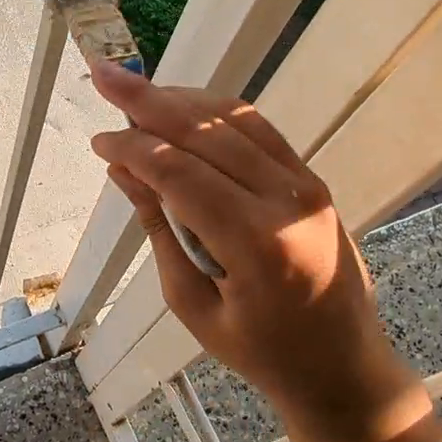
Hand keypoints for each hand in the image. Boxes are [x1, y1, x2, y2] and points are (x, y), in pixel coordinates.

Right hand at [87, 59, 407, 417]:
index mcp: (256, 245)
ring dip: (180, 99)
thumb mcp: (192, 303)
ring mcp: (305, 185)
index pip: (180, 173)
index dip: (133, 148)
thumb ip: (159, 229)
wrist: (343, 367)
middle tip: (103, 75)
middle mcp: (286, 201)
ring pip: (234, 119)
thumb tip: (123, 171)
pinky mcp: (311, 179)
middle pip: (205, 132)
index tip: (98, 141)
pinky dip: (214, 110)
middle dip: (148, 101)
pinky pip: (258, 130)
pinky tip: (181, 107)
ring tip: (135, 90)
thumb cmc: (261, 352)